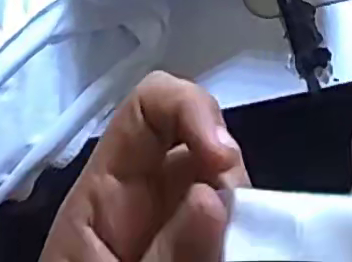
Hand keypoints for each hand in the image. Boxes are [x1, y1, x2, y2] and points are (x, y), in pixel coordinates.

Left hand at [40, 72, 248, 261]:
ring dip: (242, 209)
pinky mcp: (197, 247)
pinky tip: (241, 253)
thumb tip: (214, 194)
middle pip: (200, 137)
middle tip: (239, 231)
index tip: (222, 159)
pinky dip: (247, 233)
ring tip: (233, 253)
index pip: (150, 106)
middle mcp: (142, 195)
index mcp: (104, 195)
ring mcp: (171, 221)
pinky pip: (230, 219)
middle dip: (227, 171)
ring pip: (223, 179)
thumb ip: (163, 258)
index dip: (191, 108)